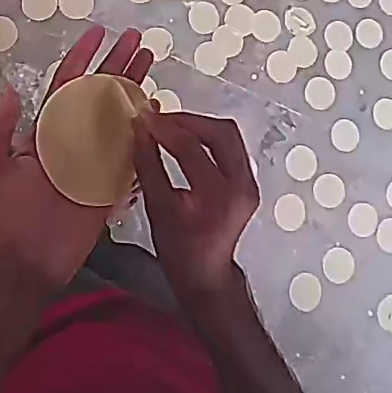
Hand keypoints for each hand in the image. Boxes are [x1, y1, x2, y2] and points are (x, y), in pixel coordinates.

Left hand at [0, 26, 152, 293]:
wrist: (28, 259)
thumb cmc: (5, 218)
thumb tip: (10, 93)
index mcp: (46, 131)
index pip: (67, 84)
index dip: (82, 56)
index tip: (98, 33)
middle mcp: (74, 136)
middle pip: (100, 90)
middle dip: (118, 62)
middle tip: (136, 39)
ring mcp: (95, 155)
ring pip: (118, 112)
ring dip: (134, 85)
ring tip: (150, 60)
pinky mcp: (111, 177)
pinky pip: (130, 146)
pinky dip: (143, 125)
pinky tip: (156, 107)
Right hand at [131, 111, 260, 294]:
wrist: (206, 273)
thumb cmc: (178, 248)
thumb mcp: (157, 208)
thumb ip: (148, 165)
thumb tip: (140, 129)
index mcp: (218, 196)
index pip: (192, 148)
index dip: (165, 129)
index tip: (144, 119)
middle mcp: (242, 184)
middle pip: (221, 132)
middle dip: (188, 120)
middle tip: (160, 120)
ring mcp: (250, 182)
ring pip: (229, 135)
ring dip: (200, 126)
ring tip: (170, 127)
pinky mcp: (249, 181)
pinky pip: (231, 147)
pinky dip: (209, 137)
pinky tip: (187, 140)